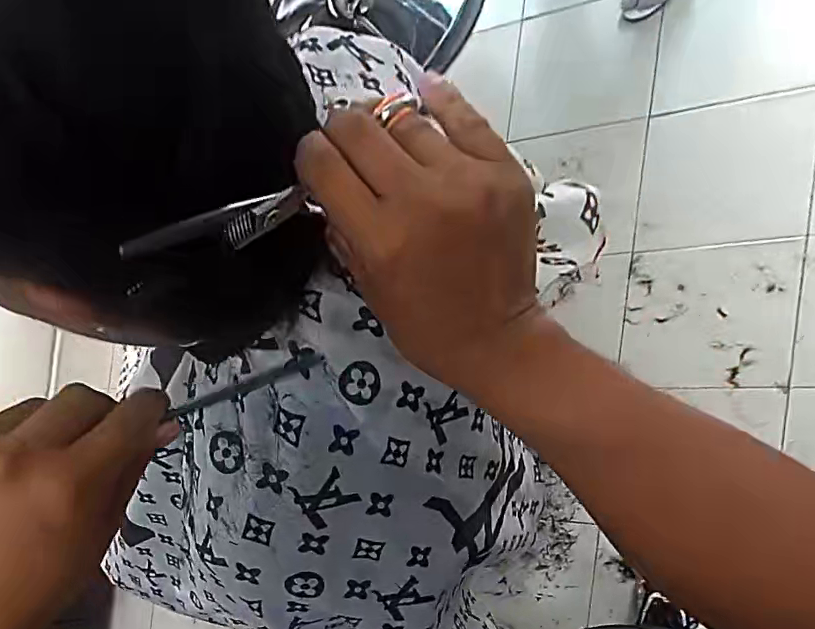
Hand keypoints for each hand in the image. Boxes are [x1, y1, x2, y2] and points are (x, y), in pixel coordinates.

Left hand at [0, 385, 177, 628]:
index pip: (125, 419)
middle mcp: (17, 456)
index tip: (152, 406)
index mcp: (69, 482)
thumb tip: (157, 429)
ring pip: (34, 407)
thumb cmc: (46, 578)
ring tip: (43, 470)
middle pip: (80, 398)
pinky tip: (4, 480)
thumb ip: (131, 468)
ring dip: (51, 429)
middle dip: (100, 416)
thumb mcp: (106, 526)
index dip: (147, 409)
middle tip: (100, 443)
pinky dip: (6, 443)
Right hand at [295, 73, 555, 393]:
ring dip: (390, 128)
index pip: (323, 162)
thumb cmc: (431, 331)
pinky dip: (439, 103)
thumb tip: (329, 190)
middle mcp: (420, 200)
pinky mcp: (503, 173)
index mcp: (381, 238)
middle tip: (352, 150)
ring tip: (395, 146)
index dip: (311, 156)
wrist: (499, 341)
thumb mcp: (373, 295)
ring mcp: (466, 181)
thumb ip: (346, 239)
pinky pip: (464, 116)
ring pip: (406, 117)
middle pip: (357, 126)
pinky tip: (426, 100)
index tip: (320, 165)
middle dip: (343, 133)